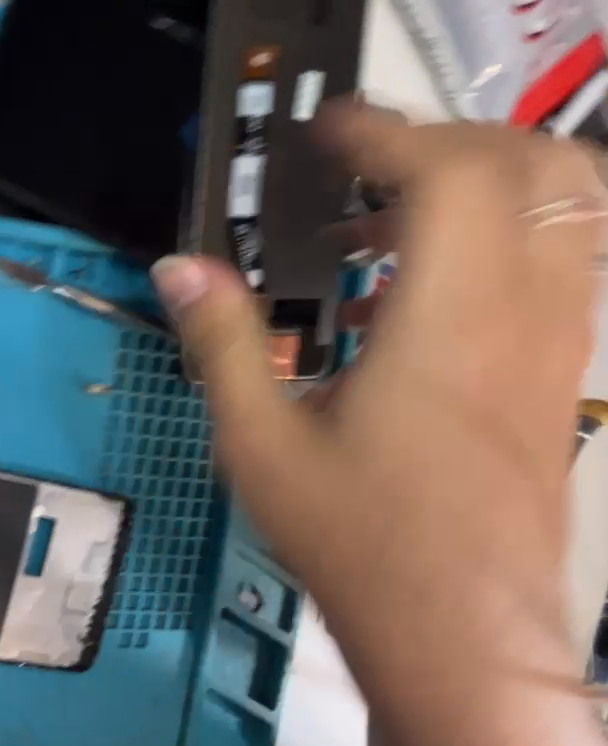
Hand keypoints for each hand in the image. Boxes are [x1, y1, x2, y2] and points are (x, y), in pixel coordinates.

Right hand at [151, 104, 597, 708]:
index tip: (327, 126)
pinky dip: (510, 226)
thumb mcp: (256, 438)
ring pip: (573, 202)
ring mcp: (560, 336)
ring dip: (487, 177)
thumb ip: (222, 342)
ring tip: (390, 213)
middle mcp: (527, 309)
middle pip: (533, 166)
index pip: (450, 177)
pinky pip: (569, 254)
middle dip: (441, 140)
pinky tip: (431, 278)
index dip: (387, 133)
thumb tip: (180, 268)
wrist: (452, 614)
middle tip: (353, 166)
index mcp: (447, 321)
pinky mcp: (561, 366)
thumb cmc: (346, 528)